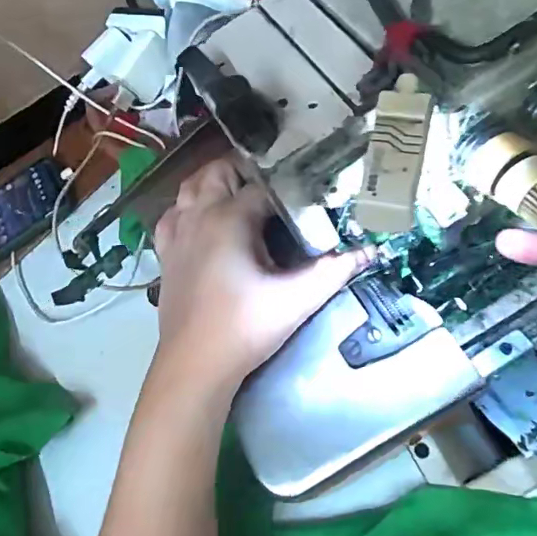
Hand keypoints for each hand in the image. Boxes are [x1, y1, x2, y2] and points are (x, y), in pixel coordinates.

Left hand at [151, 159, 370, 396]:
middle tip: (273, 184)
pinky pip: (172, 217)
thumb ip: (333, 271)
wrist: (195, 365)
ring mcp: (177, 236)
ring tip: (239, 192)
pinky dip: (186, 208)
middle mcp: (197, 217)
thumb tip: (369, 251)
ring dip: (212, 183)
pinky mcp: (166, 256)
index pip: (261, 186)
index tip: (307, 188)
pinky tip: (201, 220)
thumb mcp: (297, 299)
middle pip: (217, 173)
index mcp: (228, 219)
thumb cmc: (245, 328)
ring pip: (188, 190)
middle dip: (243, 170)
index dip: (287, 184)